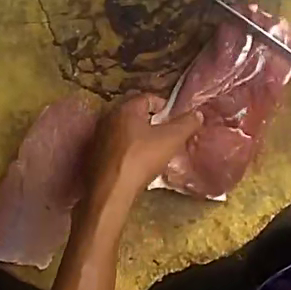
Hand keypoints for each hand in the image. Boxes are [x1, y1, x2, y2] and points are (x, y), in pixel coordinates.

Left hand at [84, 92, 201, 212]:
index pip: (147, 98)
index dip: (163, 105)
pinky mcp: (93, 155)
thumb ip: (186, 124)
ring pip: (123, 130)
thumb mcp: (171, 140)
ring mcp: (98, 137)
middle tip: (165, 132)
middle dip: (150, 120)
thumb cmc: (141, 159)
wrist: (110, 191)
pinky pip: (114, 146)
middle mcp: (108, 118)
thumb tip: (197, 113)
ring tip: (152, 148)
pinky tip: (135, 162)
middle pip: (133, 113)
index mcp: (126, 109)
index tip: (173, 117)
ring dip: (137, 136)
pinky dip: (126, 149)